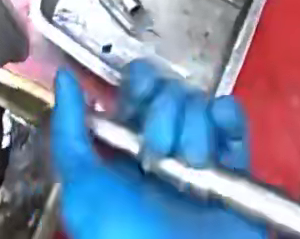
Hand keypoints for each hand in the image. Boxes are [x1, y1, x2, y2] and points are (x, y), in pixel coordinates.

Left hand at [50, 63, 264, 238]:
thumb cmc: (125, 238)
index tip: (137, 97)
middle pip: (168, 89)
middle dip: (163, 111)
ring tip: (188, 168)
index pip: (137, 87)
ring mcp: (201, 152)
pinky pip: (232, 117)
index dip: (139, 83)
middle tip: (157, 151)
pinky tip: (216, 135)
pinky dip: (225, 117)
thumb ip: (69, 131)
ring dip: (191, 129)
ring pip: (197, 102)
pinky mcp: (235, 164)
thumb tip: (64, 76)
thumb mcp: (83, 191)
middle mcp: (165, 143)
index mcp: (128, 146)